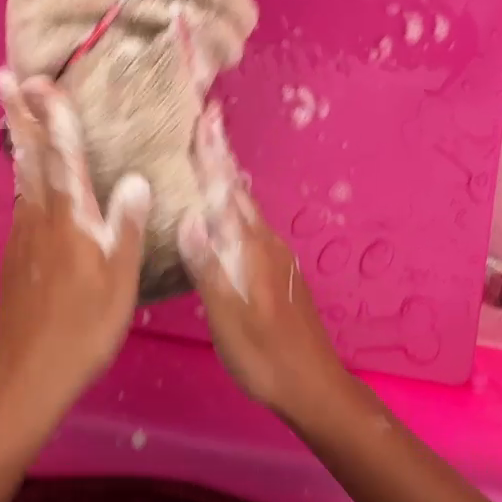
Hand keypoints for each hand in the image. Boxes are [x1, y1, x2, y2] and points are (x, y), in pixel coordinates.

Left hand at [0, 70, 150, 424]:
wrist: (29, 375)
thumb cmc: (84, 328)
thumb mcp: (119, 280)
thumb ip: (126, 227)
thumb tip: (136, 179)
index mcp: (69, 218)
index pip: (62, 155)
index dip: (54, 115)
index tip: (40, 80)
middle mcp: (39, 217)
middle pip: (28, 155)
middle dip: (17, 113)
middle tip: (0, 76)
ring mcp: (22, 235)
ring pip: (21, 176)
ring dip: (19, 138)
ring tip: (15, 112)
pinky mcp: (15, 254)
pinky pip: (22, 200)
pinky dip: (24, 174)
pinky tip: (31, 179)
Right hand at [178, 103, 348, 419]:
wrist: (313, 385)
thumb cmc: (264, 355)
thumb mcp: (228, 317)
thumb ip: (209, 266)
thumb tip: (188, 216)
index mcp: (250, 248)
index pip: (226, 190)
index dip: (213, 154)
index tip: (205, 116)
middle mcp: (265, 242)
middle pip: (237, 190)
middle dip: (220, 155)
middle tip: (204, 122)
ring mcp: (274, 256)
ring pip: (245, 206)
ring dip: (227, 177)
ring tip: (209, 155)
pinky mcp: (276, 270)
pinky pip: (249, 223)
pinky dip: (233, 204)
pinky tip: (225, 212)